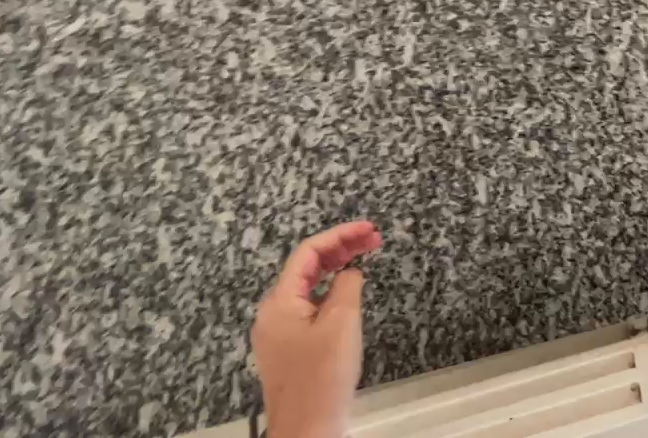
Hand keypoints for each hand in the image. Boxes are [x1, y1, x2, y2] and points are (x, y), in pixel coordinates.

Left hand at [252, 221, 383, 437]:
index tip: (370, 229)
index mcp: (279, 302)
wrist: (306, 433)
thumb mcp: (342, 321)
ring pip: (308, 285)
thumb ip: (346, 285)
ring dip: (337, 267)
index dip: (340, 234)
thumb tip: (349, 274)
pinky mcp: (289, 348)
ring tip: (366, 256)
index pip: (308, 252)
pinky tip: (349, 291)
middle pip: (306, 266)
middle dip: (341, 247)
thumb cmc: (323, 375)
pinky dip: (331, 290)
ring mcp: (278, 332)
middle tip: (374, 239)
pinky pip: (309, 305)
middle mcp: (272, 313)